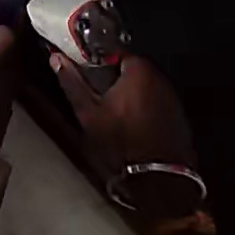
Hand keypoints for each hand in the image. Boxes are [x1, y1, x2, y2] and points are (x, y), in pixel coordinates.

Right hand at [52, 53, 199, 219]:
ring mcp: (172, 96)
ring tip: (113, 112)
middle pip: (131, 68)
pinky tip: (133, 125)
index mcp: (139, 69)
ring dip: (130, 94)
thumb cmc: (120, 143)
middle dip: (114, 78)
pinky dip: (144, 107)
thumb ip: (72, 82)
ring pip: (143, 86)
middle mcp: (160, 76)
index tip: (86, 74)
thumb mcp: (89, 113)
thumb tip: (56, 58)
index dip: (98, 62)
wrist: (159, 182)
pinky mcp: (179, 115)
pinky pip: (155, 102)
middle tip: (97, 95)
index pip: (115, 52)